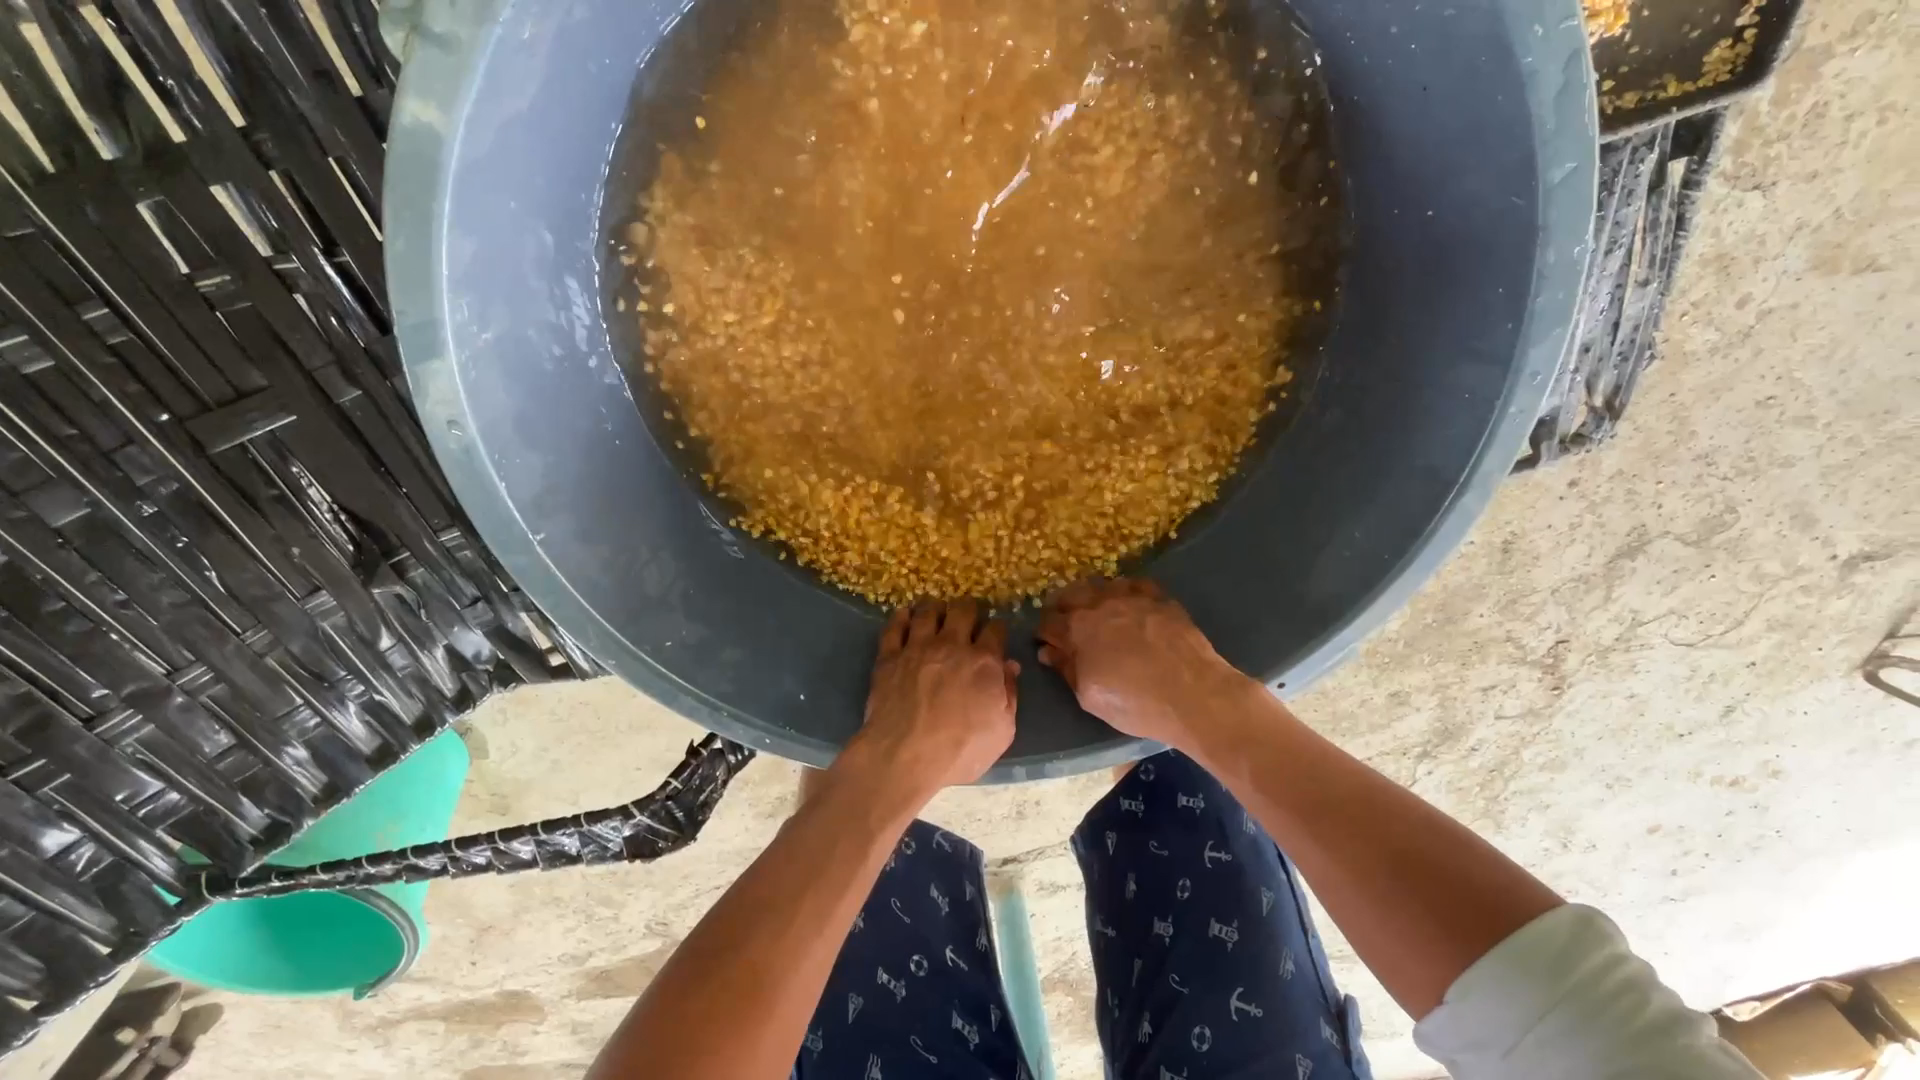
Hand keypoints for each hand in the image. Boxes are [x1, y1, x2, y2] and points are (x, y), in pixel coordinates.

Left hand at [842, 601, 1018, 804]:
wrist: (906, 756)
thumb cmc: (961, 750)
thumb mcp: (1002, 730)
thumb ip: (1009, 694)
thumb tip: (1010, 667)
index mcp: (984, 661)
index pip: (995, 629)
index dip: (997, 628)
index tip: (995, 633)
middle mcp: (951, 645)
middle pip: (962, 610)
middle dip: (968, 609)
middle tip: (967, 615)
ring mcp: (917, 648)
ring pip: (927, 612)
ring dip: (935, 608)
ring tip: (937, 610)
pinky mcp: (889, 658)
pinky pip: (894, 627)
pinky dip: (901, 617)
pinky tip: (905, 615)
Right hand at [1037, 578, 1256, 748]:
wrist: (1193, 695)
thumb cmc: (1134, 704)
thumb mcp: (1089, 696)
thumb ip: (1066, 669)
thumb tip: (1049, 652)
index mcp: (1076, 629)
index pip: (1048, 622)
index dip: (1044, 632)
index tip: (1047, 643)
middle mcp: (1100, 604)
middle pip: (1070, 594)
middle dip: (1063, 607)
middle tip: (1067, 624)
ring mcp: (1132, 598)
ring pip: (1102, 585)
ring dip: (1094, 597)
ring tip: (1098, 612)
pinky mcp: (1160, 599)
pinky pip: (1135, 585)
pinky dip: (1126, 592)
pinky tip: (1130, 605)